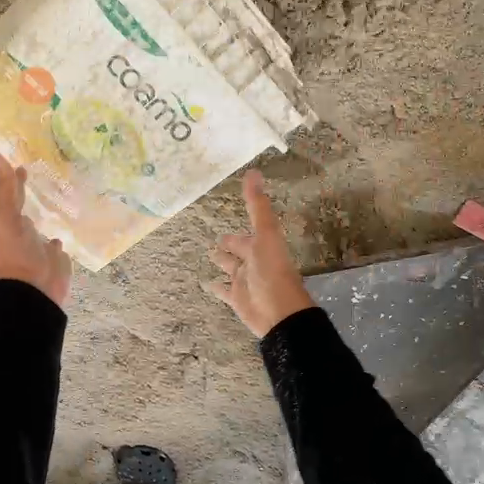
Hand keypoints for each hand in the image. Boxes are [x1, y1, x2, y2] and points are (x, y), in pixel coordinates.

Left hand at [0, 150, 71, 307]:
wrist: (33, 291)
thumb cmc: (15, 252)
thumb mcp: (4, 215)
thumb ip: (4, 186)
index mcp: (5, 222)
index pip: (10, 194)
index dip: (14, 178)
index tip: (24, 163)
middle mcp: (20, 231)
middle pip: (26, 207)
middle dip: (32, 193)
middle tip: (46, 174)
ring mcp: (38, 245)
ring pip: (42, 222)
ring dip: (46, 212)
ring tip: (59, 196)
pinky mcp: (55, 257)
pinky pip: (58, 240)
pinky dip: (60, 231)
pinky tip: (67, 224)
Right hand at [206, 170, 313, 336]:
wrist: (278, 313)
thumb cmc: (272, 271)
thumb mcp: (265, 234)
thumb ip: (258, 206)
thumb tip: (253, 171)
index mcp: (263, 245)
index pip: (249, 231)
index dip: (241, 224)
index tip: (230, 212)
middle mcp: (254, 261)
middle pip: (239, 249)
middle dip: (230, 243)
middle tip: (217, 238)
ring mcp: (245, 281)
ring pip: (231, 268)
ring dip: (222, 262)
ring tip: (209, 254)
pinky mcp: (236, 299)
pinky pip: (224, 291)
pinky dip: (215, 287)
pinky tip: (205, 283)